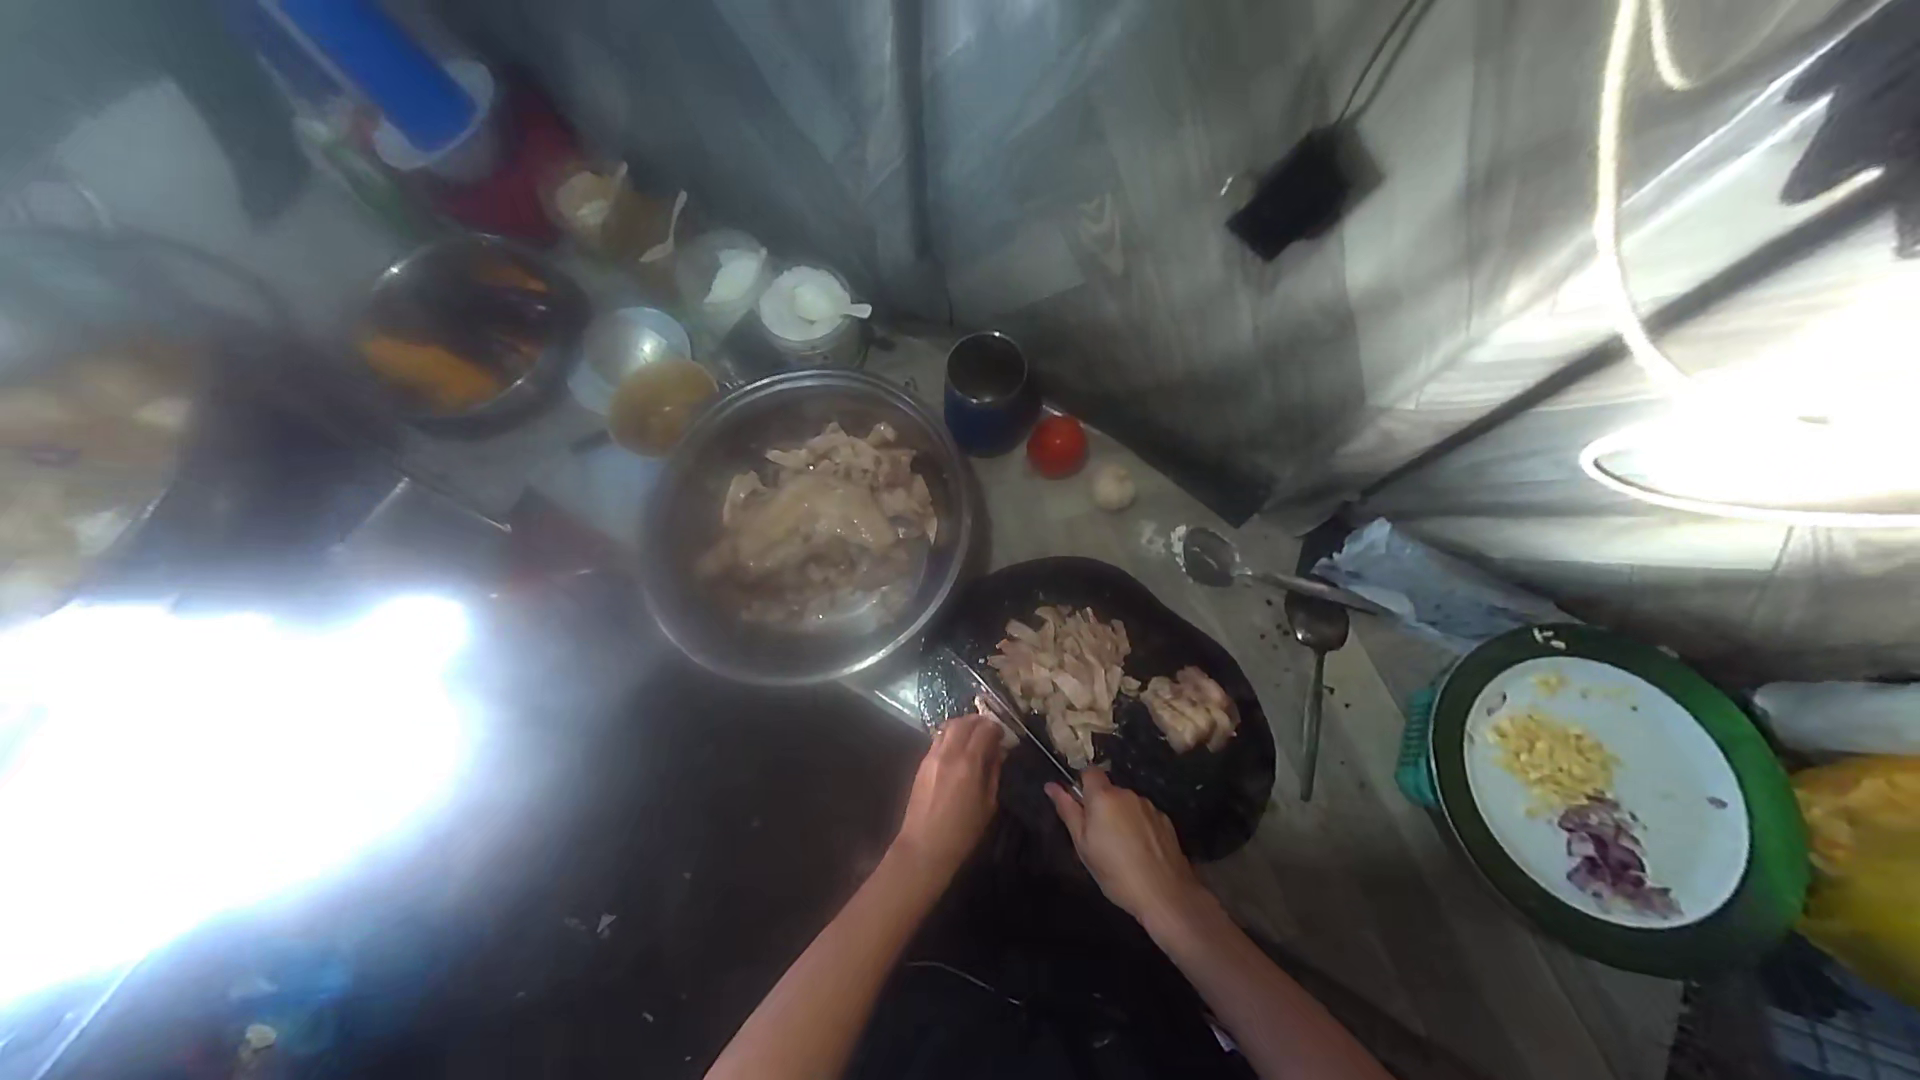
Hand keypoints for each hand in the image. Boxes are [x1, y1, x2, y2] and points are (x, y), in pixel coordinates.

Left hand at [893, 713, 1005, 880]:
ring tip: (974, 735)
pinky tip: (958, 747)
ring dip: (963, 725)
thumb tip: (998, 752)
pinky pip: (938, 738)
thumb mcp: (988, 804)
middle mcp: (948, 753)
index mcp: (968, 763)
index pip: (984, 730)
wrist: (925, 846)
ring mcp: (932, 756)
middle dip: (979, 721)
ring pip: (948, 726)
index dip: (996, 728)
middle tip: (990, 730)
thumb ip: (993, 772)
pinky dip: (951, 735)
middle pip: (964, 722)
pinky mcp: (922, 763)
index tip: (1003, 735)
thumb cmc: (963, 832)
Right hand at [1047, 770, 1211, 930]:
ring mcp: (1149, 806)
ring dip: (1121, 817)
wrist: (1165, 895)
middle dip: (1102, 806)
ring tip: (1121, 848)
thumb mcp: (1082, 844)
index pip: (1089, 772)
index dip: (1082, 786)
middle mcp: (1127, 794)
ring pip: (1126, 804)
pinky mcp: (1166, 821)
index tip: (1081, 808)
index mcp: (1104, 796)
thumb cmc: (1115, 872)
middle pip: (1109, 790)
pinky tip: (1140, 852)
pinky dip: (1138, 826)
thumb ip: (1067, 810)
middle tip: (1098, 836)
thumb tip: (1051, 785)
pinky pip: (1144, 816)